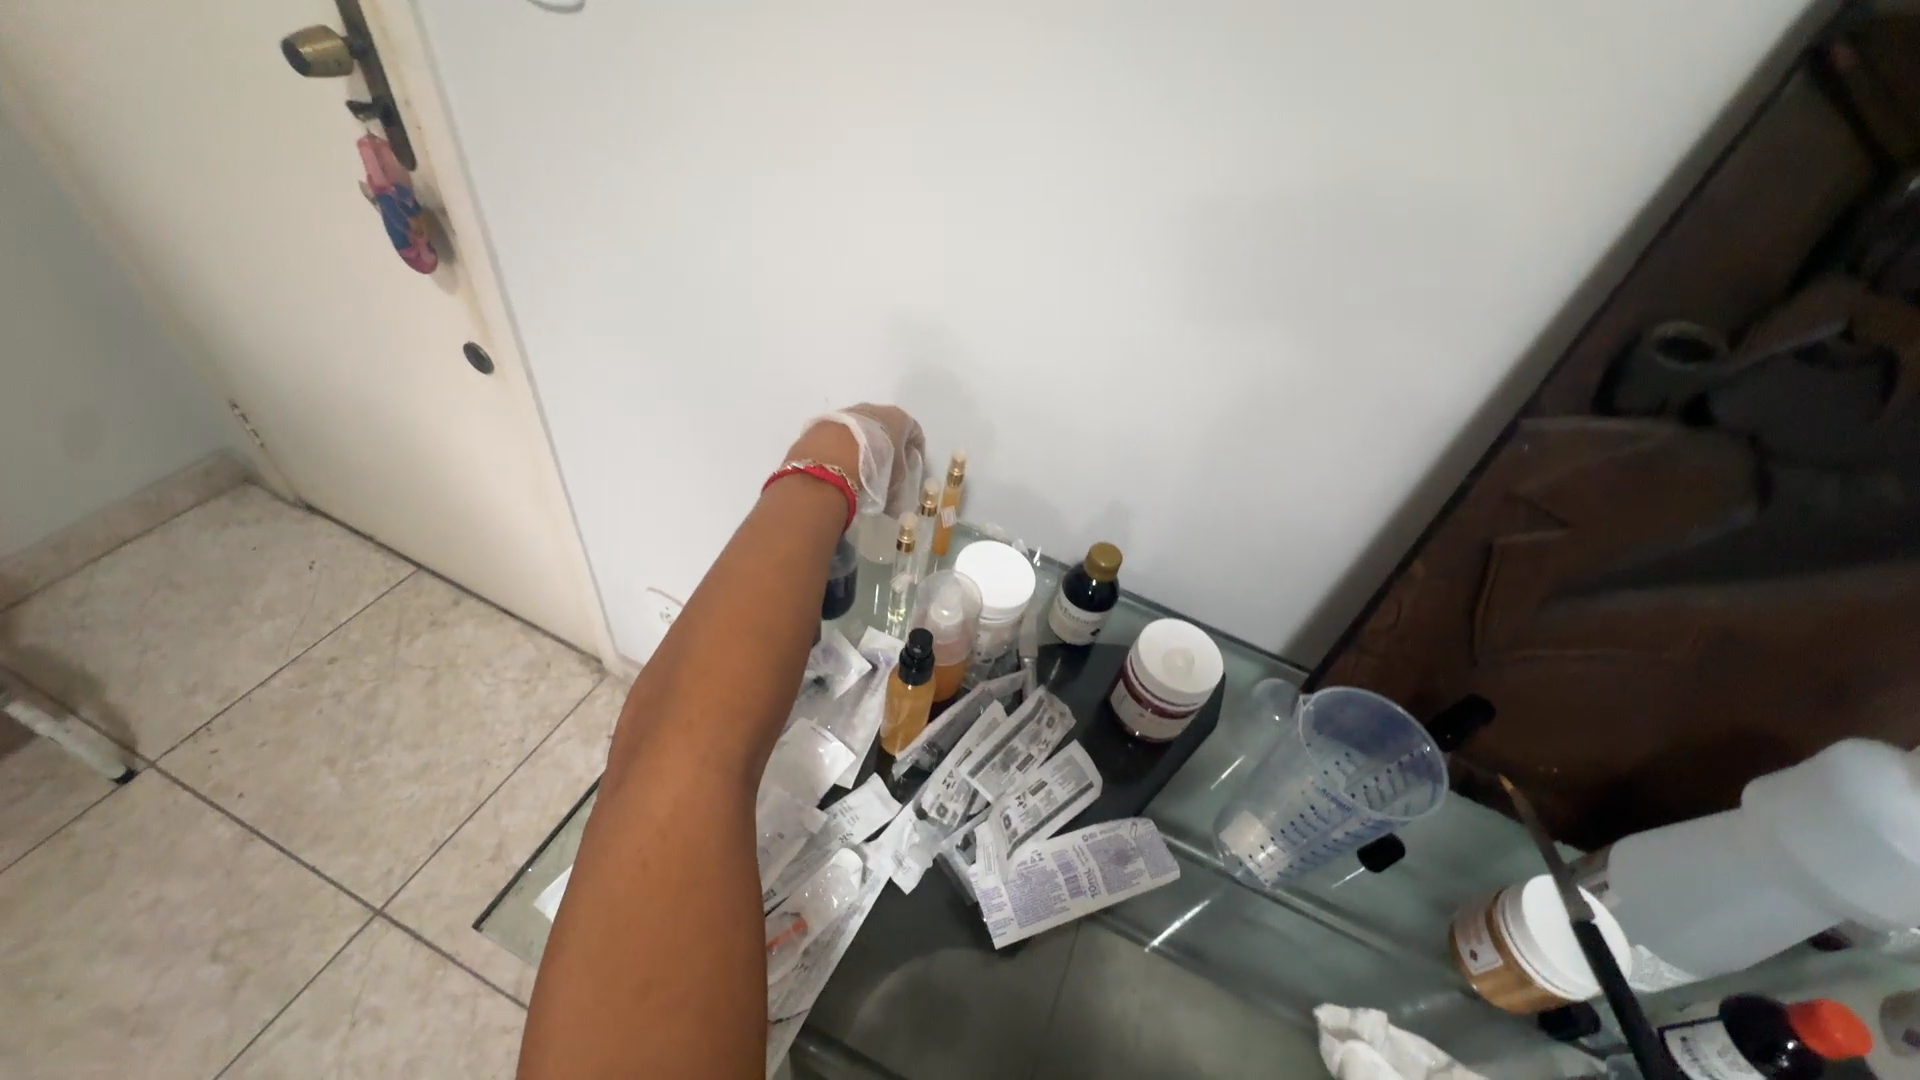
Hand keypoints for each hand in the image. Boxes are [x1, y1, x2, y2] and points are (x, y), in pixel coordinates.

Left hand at [790, 404, 924, 515]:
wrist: (832, 457)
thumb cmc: (876, 465)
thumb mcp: (894, 481)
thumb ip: (898, 486)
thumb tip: (895, 504)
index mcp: (900, 419)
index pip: (915, 433)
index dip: (916, 451)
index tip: (913, 467)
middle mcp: (876, 409)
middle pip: (888, 428)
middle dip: (889, 447)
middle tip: (887, 468)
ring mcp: (850, 412)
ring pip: (864, 429)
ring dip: (865, 446)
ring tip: (860, 468)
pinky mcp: (828, 420)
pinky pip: (842, 434)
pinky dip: (844, 446)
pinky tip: (841, 464)